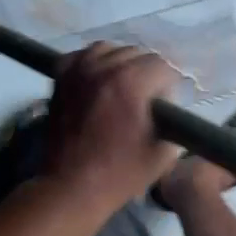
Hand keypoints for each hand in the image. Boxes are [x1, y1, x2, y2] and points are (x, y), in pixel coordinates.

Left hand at [44, 42, 183, 207]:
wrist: (72, 186)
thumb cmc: (121, 174)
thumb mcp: (163, 153)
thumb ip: (174, 121)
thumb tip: (169, 104)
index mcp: (131, 84)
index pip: (164, 65)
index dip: (172, 84)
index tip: (168, 103)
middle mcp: (104, 68)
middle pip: (138, 53)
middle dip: (150, 72)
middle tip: (149, 98)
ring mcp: (78, 71)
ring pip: (110, 48)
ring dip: (122, 63)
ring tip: (125, 85)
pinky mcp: (61, 79)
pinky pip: (82, 55)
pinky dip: (94, 62)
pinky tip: (99, 79)